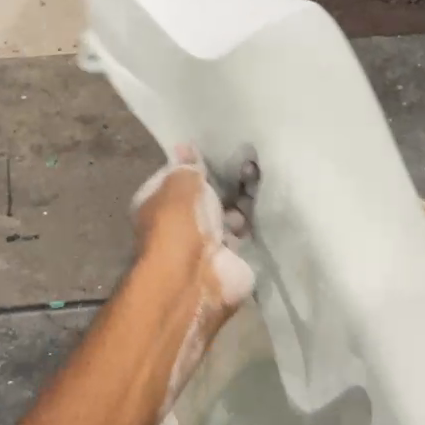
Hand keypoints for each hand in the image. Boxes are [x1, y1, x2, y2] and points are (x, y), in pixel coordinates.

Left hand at [129, 144, 256, 409]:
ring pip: (227, 216)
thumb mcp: (180, 183)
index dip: (195, 165)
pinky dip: (255, 222)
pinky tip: (267, 202)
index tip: (219, 149)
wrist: (197, 278)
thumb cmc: (179, 224)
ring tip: (261, 176)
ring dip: (242, 202)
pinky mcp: (231, 260)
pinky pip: (245, 235)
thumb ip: (187, 166)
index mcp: (157, 205)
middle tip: (249, 158)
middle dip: (224, 184)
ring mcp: (207, 245)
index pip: (177, 179)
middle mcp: (180, 226)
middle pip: (205, 198)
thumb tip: (184, 146)